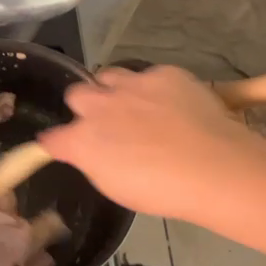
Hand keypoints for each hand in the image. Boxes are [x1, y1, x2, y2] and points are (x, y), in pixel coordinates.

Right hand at [36, 65, 265, 220]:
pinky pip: (149, 75)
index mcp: (82, 140)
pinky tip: (170, 104)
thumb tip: (84, 151)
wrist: (213, 169)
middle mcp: (99, 106)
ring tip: (135, 106)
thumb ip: (92, 161)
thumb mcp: (113, 186)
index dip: (57, 142)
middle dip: (85, 106)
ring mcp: (132, 85)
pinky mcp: (164, 74)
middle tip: (106, 123)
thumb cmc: (161, 191)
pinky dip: (154, 88)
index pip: (51, 137)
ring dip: (114, 89)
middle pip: (76, 94)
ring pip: (109, 76)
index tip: (64, 147)